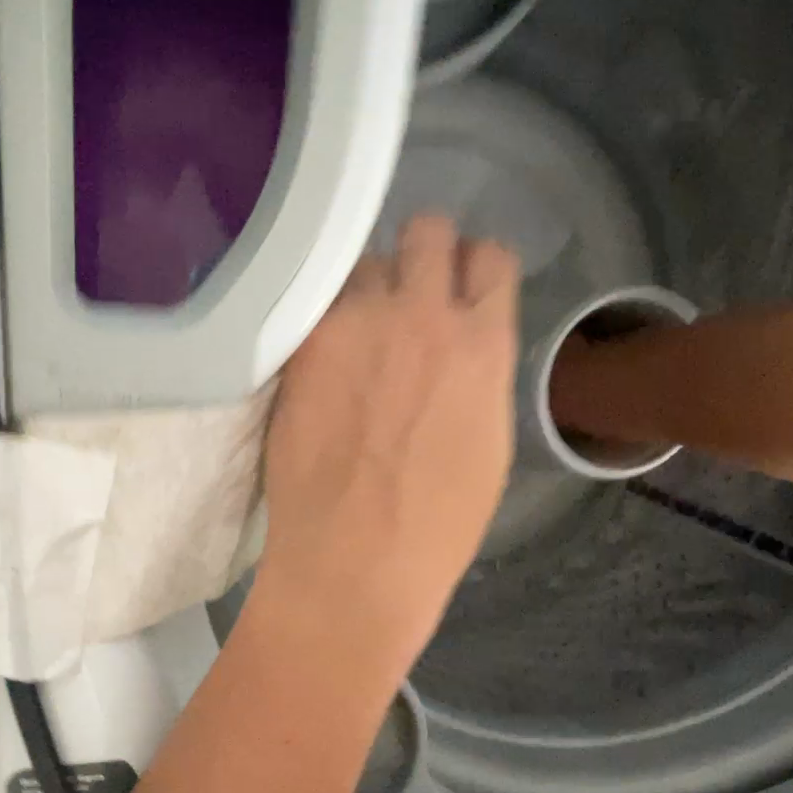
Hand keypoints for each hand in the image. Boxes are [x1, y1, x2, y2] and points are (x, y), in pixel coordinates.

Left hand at [254, 213, 519, 670]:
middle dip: (422, 253)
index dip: (475, 267)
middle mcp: (421, 315)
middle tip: (404, 292)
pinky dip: (322, 317)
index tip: (460, 284)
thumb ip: (477, 373)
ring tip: (354, 333)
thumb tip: (461, 344)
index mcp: (483, 344)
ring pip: (361, 262)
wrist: (354, 562)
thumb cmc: (437, 526)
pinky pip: (314, 300)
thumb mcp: (488, 442)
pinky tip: (320, 355)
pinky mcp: (301, 346)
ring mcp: (354, 325)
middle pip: (427, 230)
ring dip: (364, 287)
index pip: (491, 257)